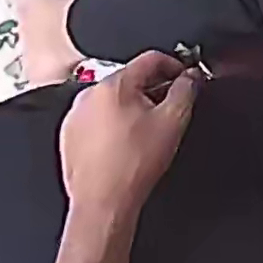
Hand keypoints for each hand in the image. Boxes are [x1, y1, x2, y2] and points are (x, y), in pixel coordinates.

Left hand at [60, 50, 199, 219]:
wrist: (104, 203)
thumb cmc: (133, 165)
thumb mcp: (175, 118)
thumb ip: (187, 87)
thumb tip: (191, 75)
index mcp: (113, 86)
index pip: (151, 59)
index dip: (175, 65)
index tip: (185, 77)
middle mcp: (88, 97)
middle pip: (133, 78)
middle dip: (156, 88)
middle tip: (172, 106)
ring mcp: (76, 118)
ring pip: (116, 98)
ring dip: (137, 105)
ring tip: (151, 128)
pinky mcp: (70, 136)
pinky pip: (100, 117)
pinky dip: (117, 122)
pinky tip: (131, 141)